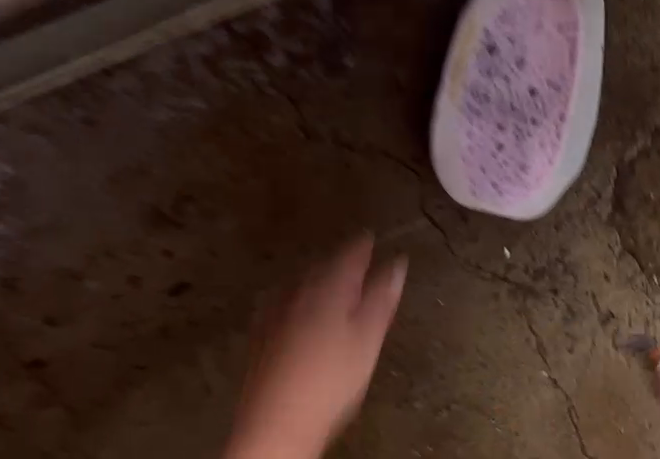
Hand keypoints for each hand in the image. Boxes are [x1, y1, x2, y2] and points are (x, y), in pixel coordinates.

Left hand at [223, 235, 407, 458]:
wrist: (276, 422)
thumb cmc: (331, 379)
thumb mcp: (368, 339)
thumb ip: (382, 298)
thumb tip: (398, 263)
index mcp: (332, 285)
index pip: (351, 252)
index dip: (364, 244)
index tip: (371, 237)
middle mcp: (302, 288)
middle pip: (324, 264)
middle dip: (340, 261)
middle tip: (355, 262)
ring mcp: (277, 309)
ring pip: (303, 282)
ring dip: (318, 278)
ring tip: (331, 284)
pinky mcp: (261, 332)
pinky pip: (284, 301)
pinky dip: (298, 298)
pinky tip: (300, 310)